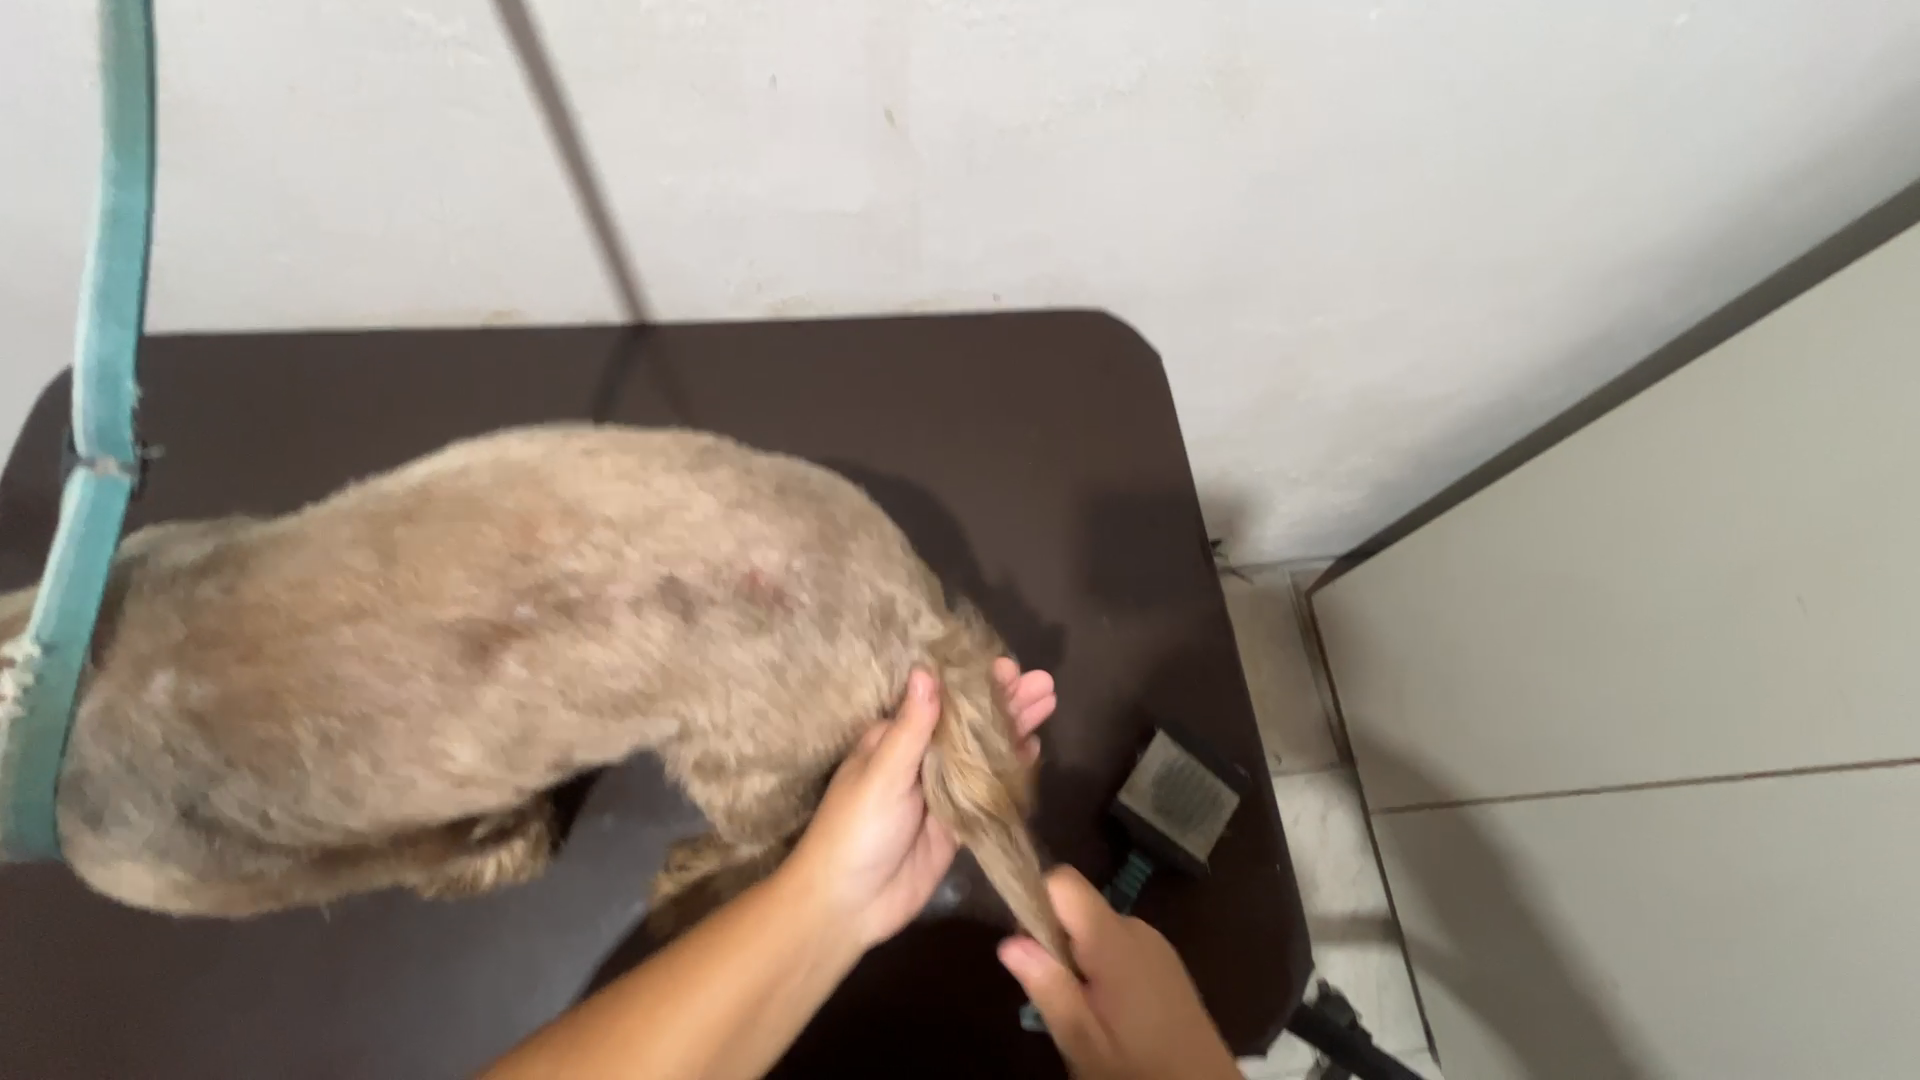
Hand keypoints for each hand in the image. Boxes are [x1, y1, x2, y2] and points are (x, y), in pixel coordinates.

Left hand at [784, 661, 1056, 950]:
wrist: (847, 905)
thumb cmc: (854, 829)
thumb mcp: (881, 774)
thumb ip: (910, 727)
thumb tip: (925, 670)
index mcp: (896, 738)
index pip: (942, 700)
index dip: (975, 683)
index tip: (1007, 667)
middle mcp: (920, 758)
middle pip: (970, 723)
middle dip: (1005, 702)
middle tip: (1043, 683)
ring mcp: (940, 790)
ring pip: (983, 752)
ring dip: (1013, 728)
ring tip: (1047, 703)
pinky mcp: (956, 823)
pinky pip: (988, 790)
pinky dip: (1010, 769)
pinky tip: (1033, 749)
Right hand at [998, 868, 1240, 1079]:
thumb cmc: (1141, 1072)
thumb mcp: (1084, 1041)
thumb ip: (1048, 987)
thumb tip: (1008, 942)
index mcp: (1112, 939)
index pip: (1063, 880)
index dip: (1036, 902)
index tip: (1029, 948)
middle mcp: (1135, 927)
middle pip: (1077, 907)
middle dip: (1055, 942)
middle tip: (1056, 998)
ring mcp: (1156, 944)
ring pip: (1096, 929)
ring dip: (1079, 960)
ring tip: (1086, 1015)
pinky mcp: (1167, 963)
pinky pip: (1120, 946)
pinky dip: (1104, 968)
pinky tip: (1113, 1016)